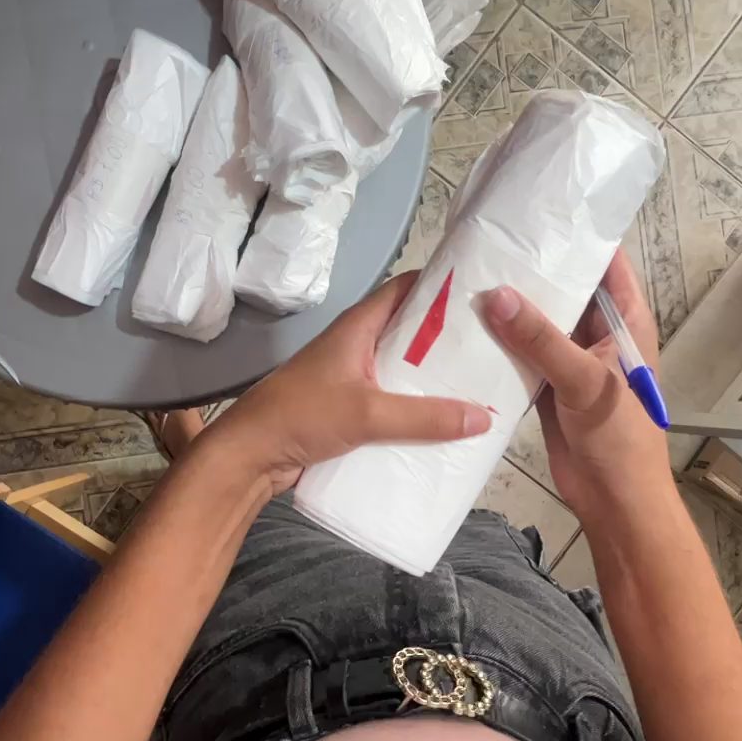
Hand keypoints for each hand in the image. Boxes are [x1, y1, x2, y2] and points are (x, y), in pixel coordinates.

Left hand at [195, 271, 489, 492]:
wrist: (251, 455)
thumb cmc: (302, 415)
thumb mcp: (368, 414)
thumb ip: (425, 417)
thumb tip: (483, 417)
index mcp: (358, 327)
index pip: (406, 289)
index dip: (442, 285)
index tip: (482, 294)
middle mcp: (357, 345)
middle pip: (410, 331)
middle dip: (447, 340)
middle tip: (490, 348)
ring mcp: (351, 377)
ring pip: (401, 369)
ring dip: (431, 378)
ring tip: (477, 386)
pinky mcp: (348, 408)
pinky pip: (391, 400)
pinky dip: (414, 407)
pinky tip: (442, 422)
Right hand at [482, 253, 671, 518]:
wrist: (612, 498)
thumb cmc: (618, 435)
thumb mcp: (585, 380)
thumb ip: (541, 339)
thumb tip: (496, 295)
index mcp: (624, 319)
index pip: (604, 262)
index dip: (575, 236)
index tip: (534, 212)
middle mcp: (596, 333)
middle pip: (563, 290)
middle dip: (529, 271)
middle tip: (484, 245)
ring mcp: (569, 359)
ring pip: (537, 323)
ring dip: (509, 309)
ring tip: (467, 279)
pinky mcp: (546, 385)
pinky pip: (521, 356)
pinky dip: (499, 345)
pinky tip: (467, 330)